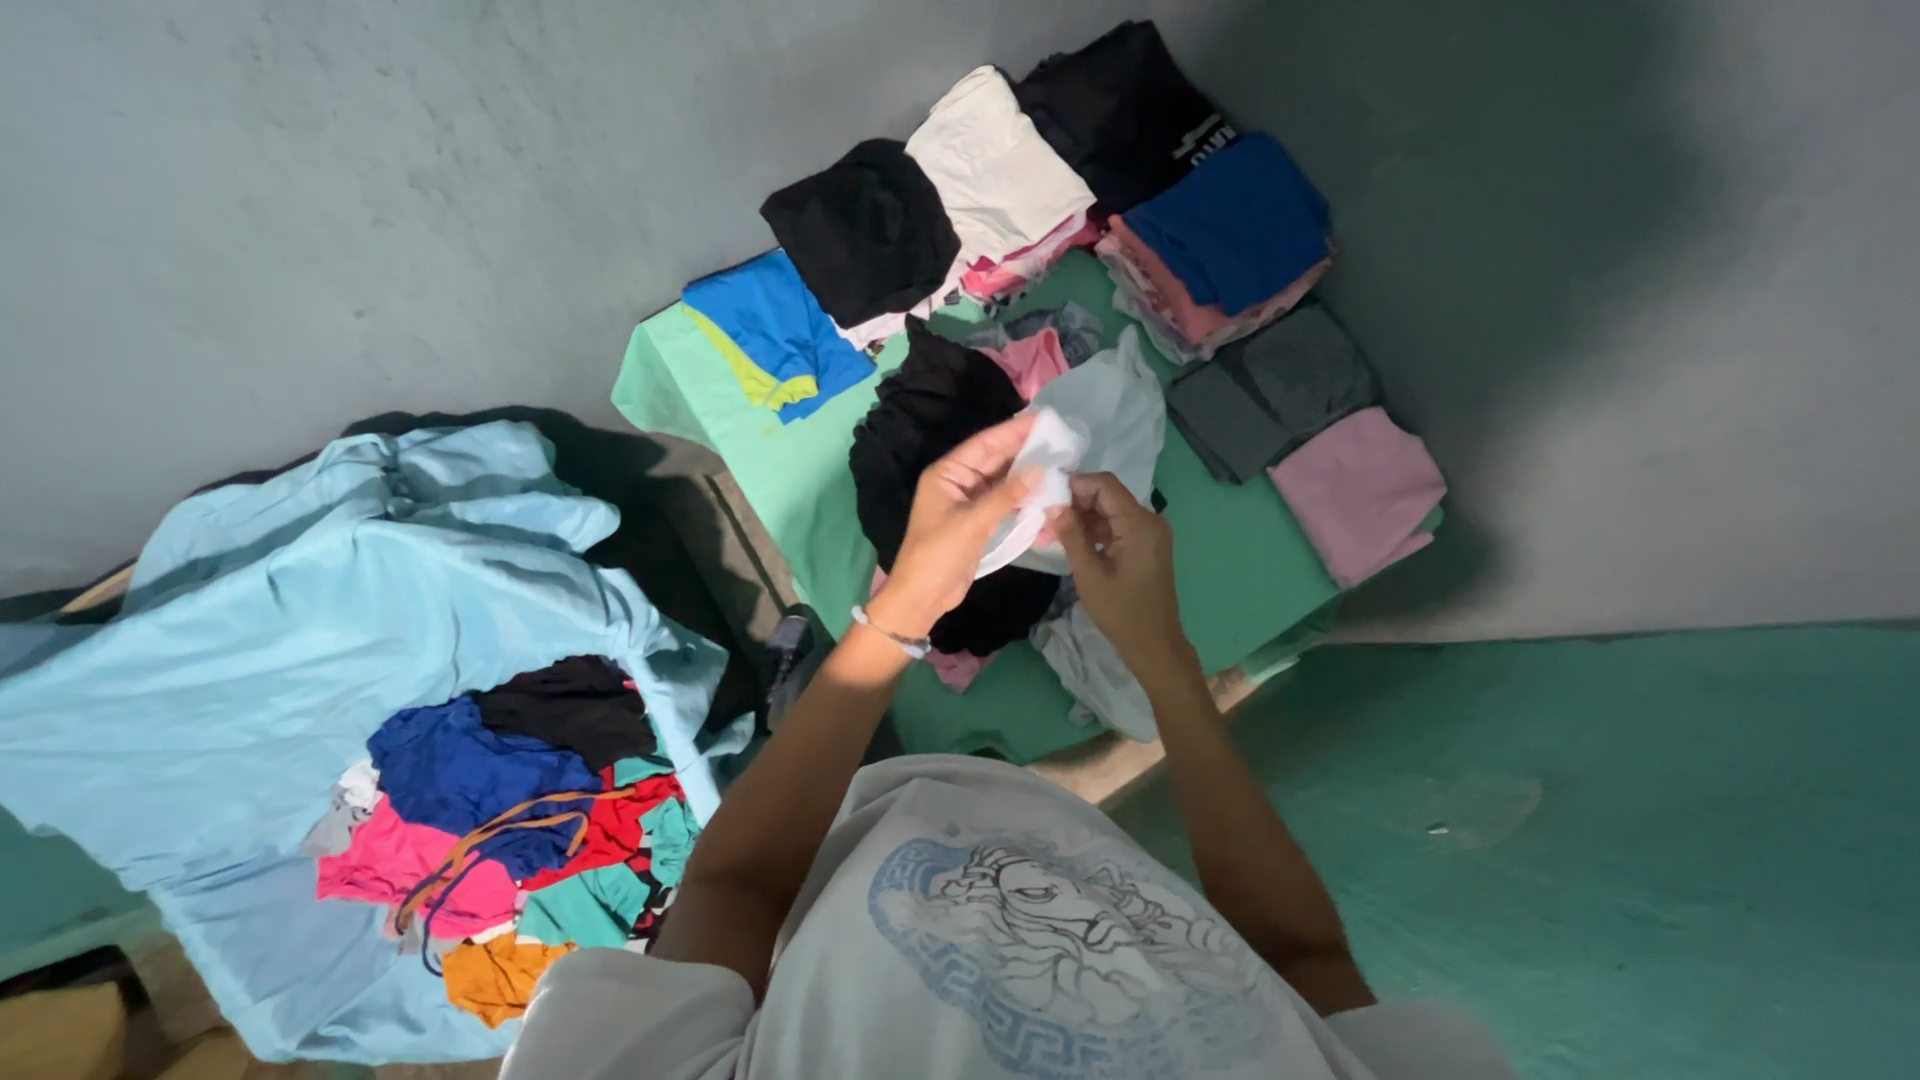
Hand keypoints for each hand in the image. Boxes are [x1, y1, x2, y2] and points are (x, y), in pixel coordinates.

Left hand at [868, 414, 1037, 640]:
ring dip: (1027, 477)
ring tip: (1058, 466)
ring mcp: (968, 503)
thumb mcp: (973, 522)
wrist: (923, 596)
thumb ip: (1006, 495)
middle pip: (995, 461)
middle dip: (1024, 452)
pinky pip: (1004, 504)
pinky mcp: (978, 523)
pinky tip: (1044, 497)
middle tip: (1058, 441)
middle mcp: (958, 483)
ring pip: (1003, 483)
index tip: (1041, 421)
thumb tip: (1039, 470)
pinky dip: (1022, 501)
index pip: (984, 445)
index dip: (1012, 432)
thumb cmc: (939, 554)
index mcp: (947, 474)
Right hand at [1050, 472, 1200, 690]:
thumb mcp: (1089, 574)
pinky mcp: (1147, 545)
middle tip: (1047, 517)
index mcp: (1139, 524)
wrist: (1154, 643)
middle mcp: (1150, 520)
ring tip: (1054, 532)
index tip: (1048, 497)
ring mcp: (1151, 533)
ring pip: (1112, 510)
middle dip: (1077, 502)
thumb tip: (1053, 507)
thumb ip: (1071, 536)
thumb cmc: (1121, 612)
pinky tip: (1074, 542)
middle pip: (1109, 495)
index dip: (1076, 485)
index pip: (1105, 485)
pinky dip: (1097, 530)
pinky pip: (1119, 526)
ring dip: (1084, 517)